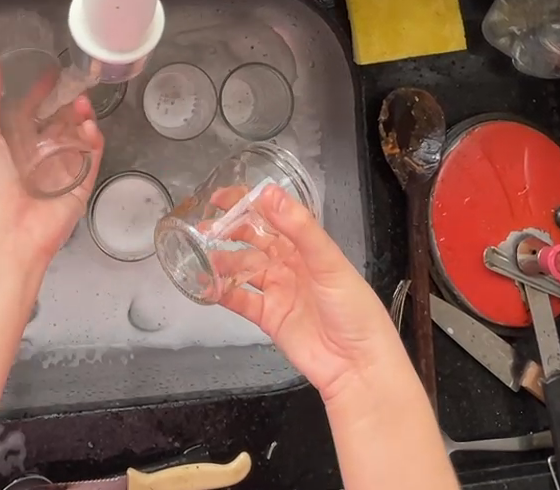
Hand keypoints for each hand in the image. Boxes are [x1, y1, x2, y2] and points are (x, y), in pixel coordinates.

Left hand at [0, 55, 103, 276]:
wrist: (9, 233)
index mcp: (15, 142)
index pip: (32, 109)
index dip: (42, 91)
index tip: (53, 73)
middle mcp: (40, 152)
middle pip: (60, 118)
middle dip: (68, 101)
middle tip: (77, 87)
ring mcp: (62, 166)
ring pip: (78, 132)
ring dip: (82, 116)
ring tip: (82, 105)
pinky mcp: (81, 181)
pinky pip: (92, 154)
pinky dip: (94, 138)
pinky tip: (89, 127)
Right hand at [219, 185, 404, 402]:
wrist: (358, 366)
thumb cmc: (353, 308)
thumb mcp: (328, 262)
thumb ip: (299, 228)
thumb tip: (269, 193)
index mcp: (306, 245)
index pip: (273, 215)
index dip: (248, 203)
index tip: (222, 196)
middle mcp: (289, 263)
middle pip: (253, 240)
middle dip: (229, 229)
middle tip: (205, 225)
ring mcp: (277, 290)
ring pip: (243, 269)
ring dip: (223, 261)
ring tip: (201, 255)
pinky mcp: (268, 317)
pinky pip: (240, 300)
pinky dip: (222, 293)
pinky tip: (206, 286)